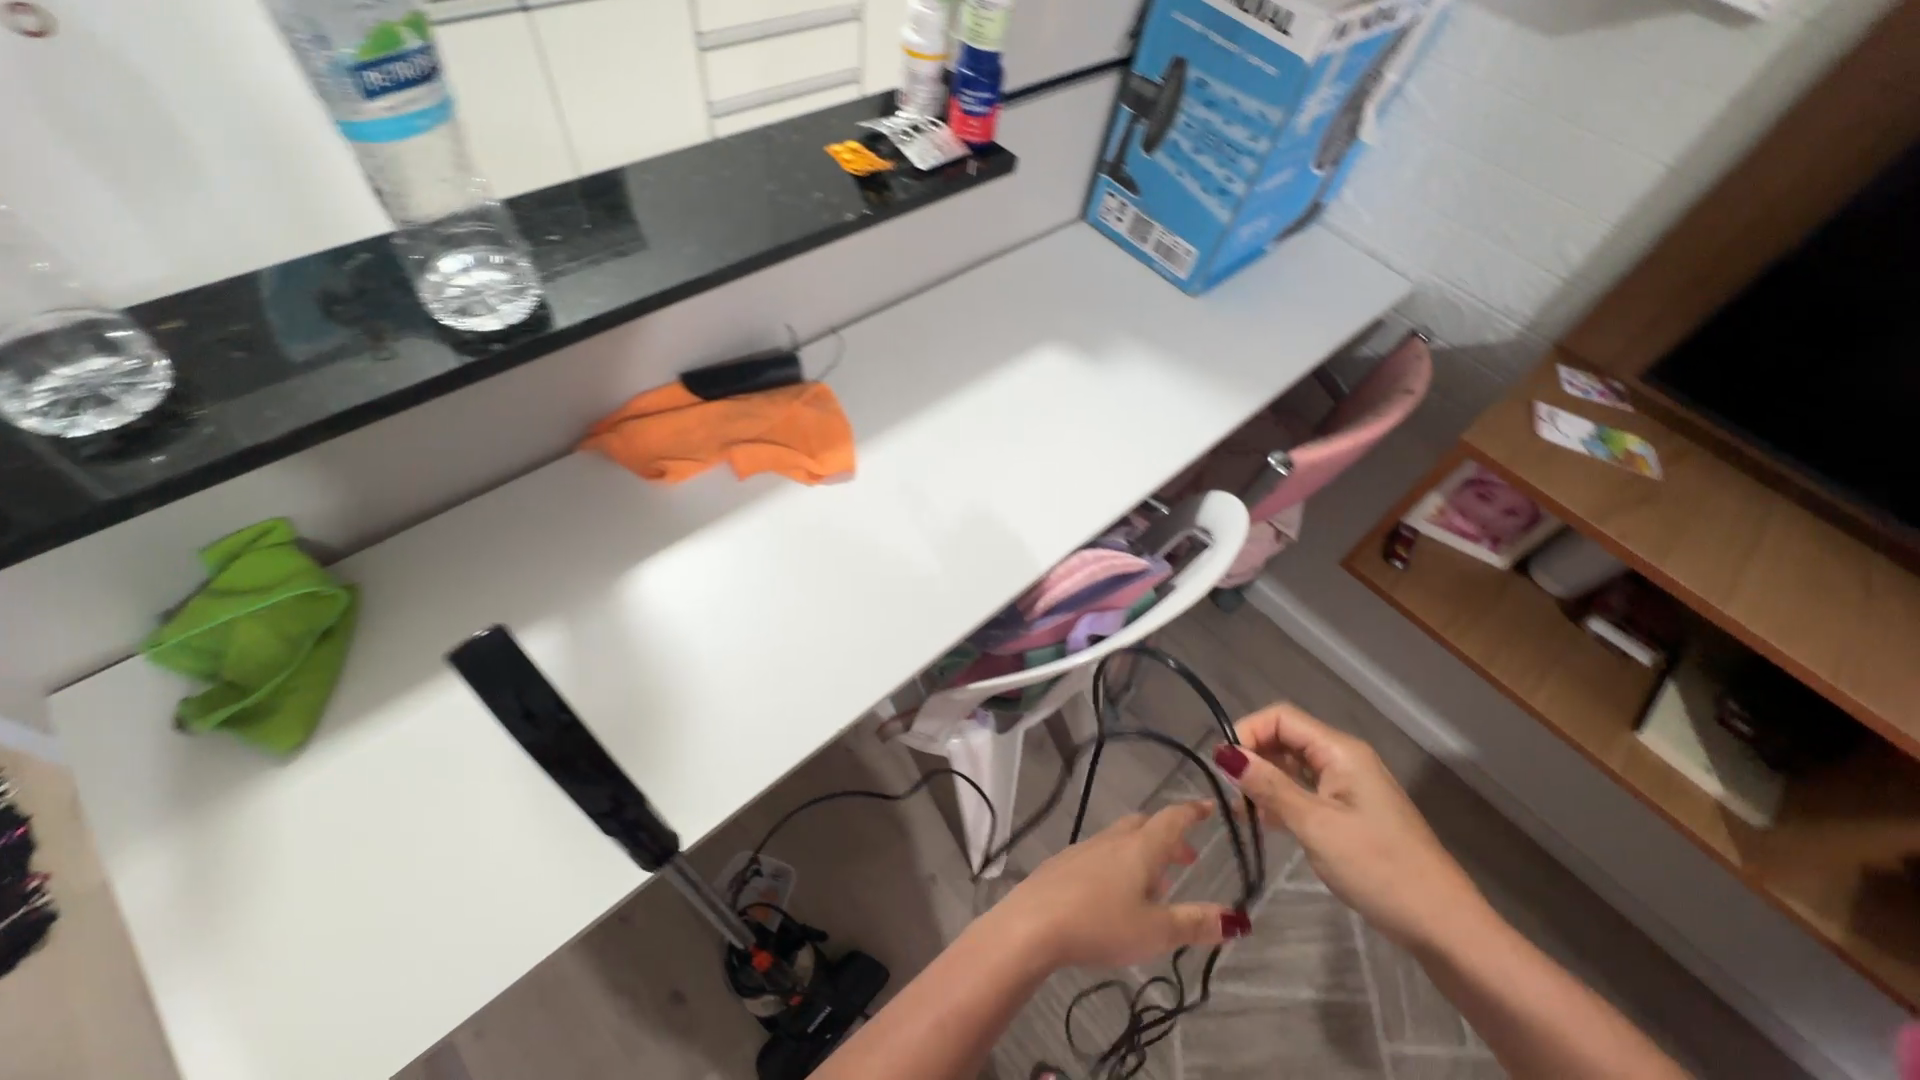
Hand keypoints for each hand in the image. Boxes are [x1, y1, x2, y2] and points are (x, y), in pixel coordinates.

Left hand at [992, 801, 1251, 970]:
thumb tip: (1237, 919)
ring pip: (1119, 841)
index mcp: (1140, 848)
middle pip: (1144, 826)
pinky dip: (1115, 867)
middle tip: (1185, 859)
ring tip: (1153, 886)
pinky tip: (1111, 896)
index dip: (1193, 812)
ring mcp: (1081, 850)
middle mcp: (1111, 840)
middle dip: (1168, 838)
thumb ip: (1195, 923)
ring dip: (1141, 855)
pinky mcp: (1059, 866)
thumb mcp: (1156, 931)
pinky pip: (1097, 856)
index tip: (1210, 807)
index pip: (1173, 819)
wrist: (1030, 925)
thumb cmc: (1100, 924)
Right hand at [1213, 704, 1485, 950]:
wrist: (1439, 921)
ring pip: (1293, 767)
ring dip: (1263, 780)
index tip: (1222, 767)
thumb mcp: (1315, 825)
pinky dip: (1280, 800)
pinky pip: (1305, 791)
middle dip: (1252, 756)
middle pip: (1286, 738)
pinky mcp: (1349, 813)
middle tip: (1226, 790)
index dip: (1247, 732)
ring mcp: (1348, 787)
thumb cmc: (1377, 867)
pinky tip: (1261, 821)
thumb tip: (1225, 755)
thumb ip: (1269, 786)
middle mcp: (1344, 760)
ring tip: (1238, 810)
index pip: (1281, 718)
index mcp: (1340, 751)